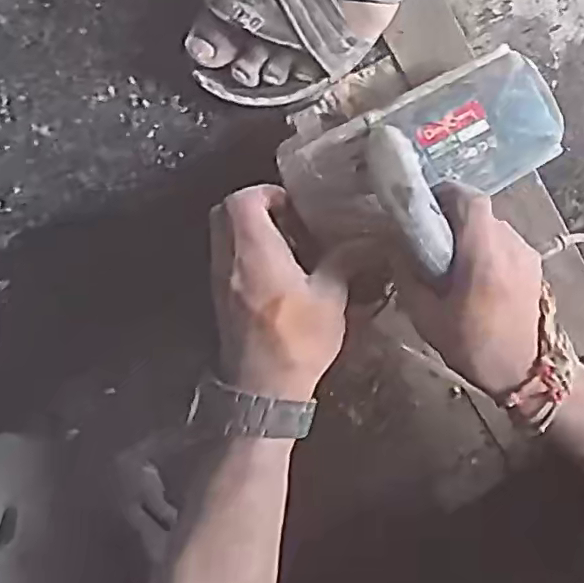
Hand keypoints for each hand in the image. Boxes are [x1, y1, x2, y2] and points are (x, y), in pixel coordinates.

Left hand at [209, 184, 359, 401]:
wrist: (264, 390)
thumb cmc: (299, 341)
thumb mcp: (331, 298)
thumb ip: (343, 261)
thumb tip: (365, 241)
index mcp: (255, 253)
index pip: (243, 200)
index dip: (267, 192)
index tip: (294, 204)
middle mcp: (229, 260)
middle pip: (224, 210)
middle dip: (255, 205)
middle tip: (288, 217)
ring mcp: (219, 279)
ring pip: (221, 233)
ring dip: (249, 228)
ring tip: (286, 243)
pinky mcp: (219, 297)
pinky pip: (225, 256)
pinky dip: (245, 250)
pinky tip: (277, 270)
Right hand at [396, 184, 544, 396]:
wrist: (527, 373)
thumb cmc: (474, 346)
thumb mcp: (427, 316)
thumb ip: (408, 275)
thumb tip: (396, 246)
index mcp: (484, 252)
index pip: (468, 199)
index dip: (445, 194)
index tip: (425, 207)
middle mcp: (510, 244)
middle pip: (480, 212)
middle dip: (454, 219)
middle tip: (432, 241)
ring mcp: (527, 254)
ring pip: (494, 228)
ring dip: (472, 236)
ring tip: (454, 264)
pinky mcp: (536, 266)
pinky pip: (506, 245)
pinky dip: (488, 250)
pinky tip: (477, 279)